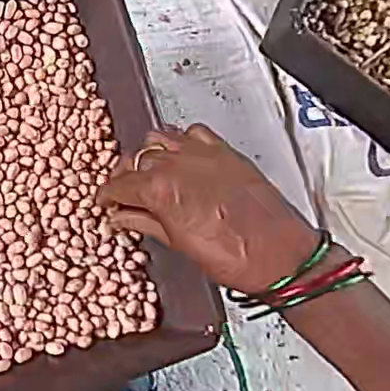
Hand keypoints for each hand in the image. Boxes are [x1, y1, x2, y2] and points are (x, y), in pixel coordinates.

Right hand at [98, 125, 322, 294]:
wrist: (283, 257)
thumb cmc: (236, 257)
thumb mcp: (177, 243)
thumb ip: (143, 222)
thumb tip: (122, 216)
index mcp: (158, 189)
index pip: (118, 184)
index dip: (107, 194)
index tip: (106, 201)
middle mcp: (176, 164)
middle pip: (134, 159)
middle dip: (126, 176)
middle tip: (126, 193)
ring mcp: (201, 154)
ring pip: (158, 139)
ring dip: (150, 154)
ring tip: (152, 173)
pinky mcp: (224, 152)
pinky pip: (192, 133)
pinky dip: (182, 141)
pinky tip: (182, 159)